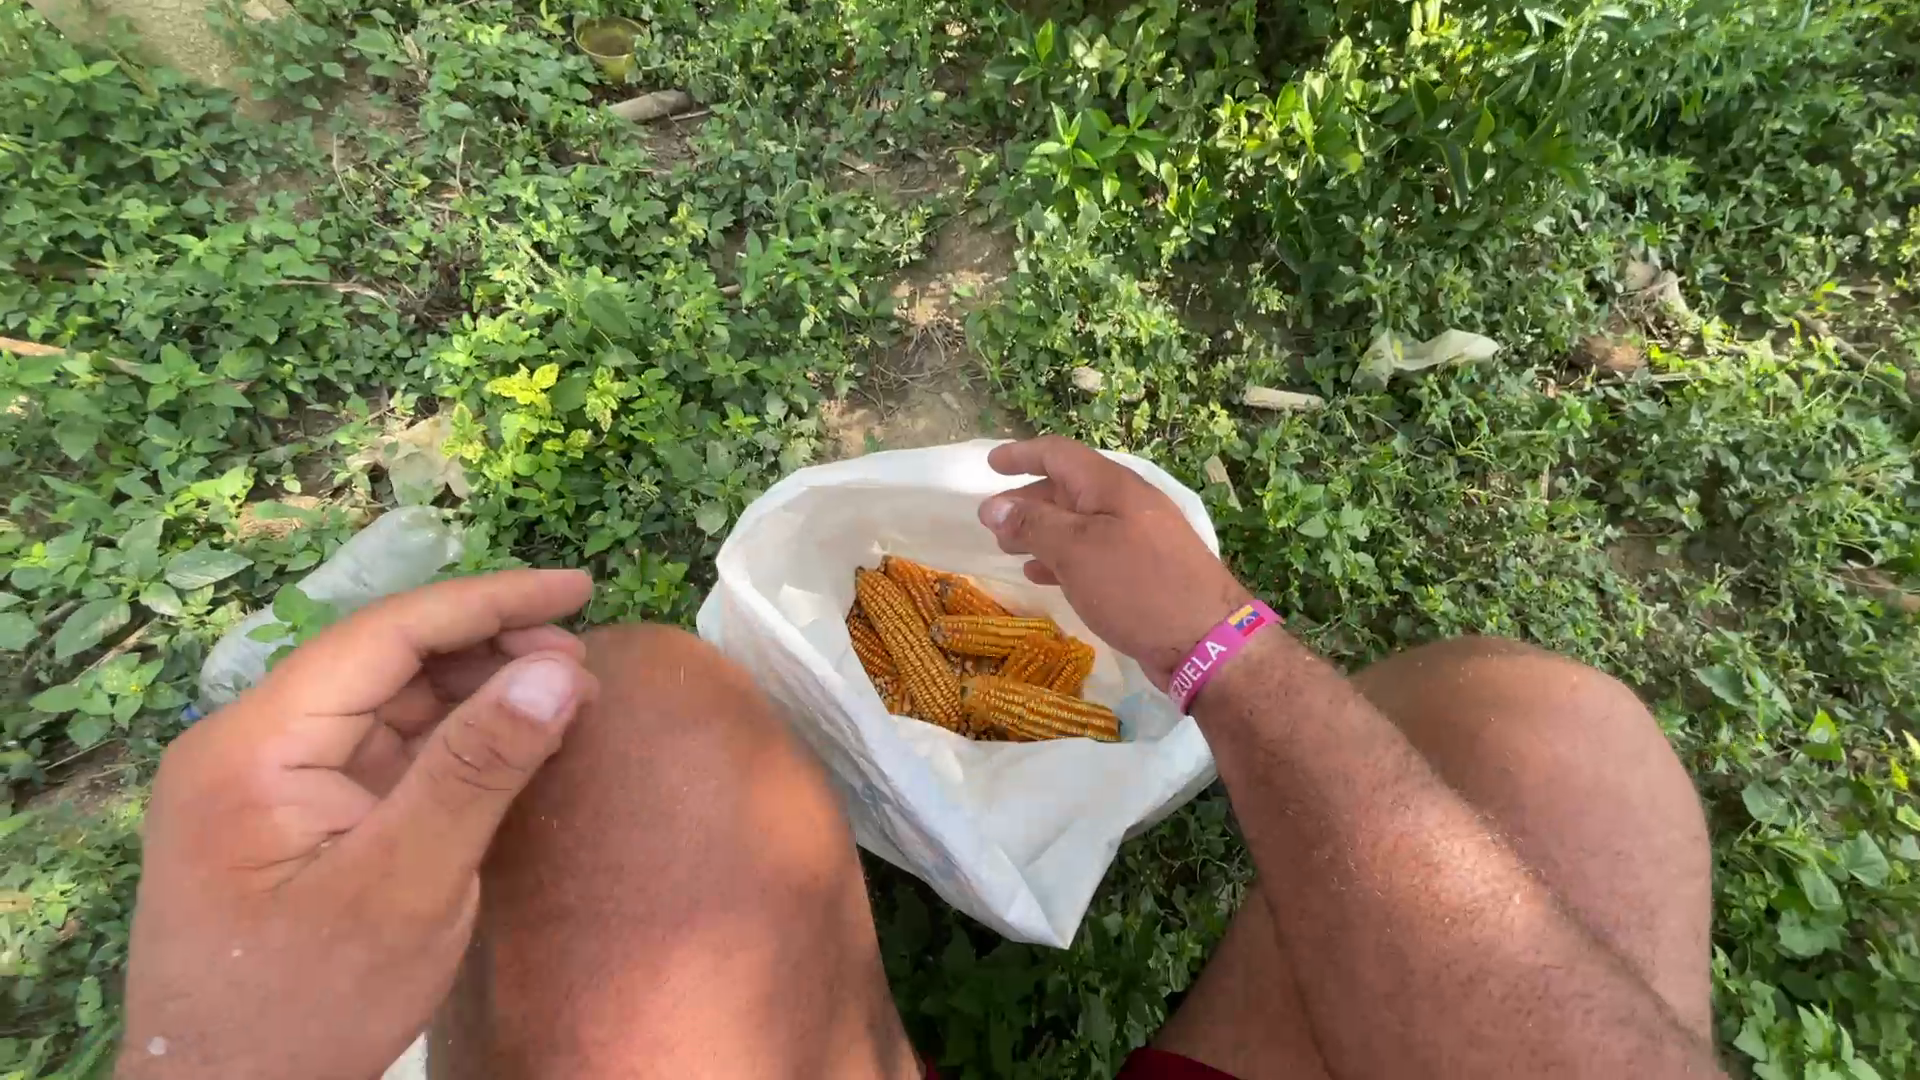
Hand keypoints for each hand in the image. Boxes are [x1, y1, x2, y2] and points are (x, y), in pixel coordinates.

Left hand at [119, 569, 598, 1079]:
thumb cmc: (312, 1002)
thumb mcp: (408, 882)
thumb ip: (479, 766)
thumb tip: (562, 668)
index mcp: (257, 744)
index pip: (389, 634)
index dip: (492, 600)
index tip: (581, 588)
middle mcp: (265, 740)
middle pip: (397, 654)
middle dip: (497, 642)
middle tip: (582, 660)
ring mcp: (292, 772)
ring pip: (408, 690)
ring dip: (492, 681)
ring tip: (569, 691)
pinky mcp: (325, 802)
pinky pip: (410, 736)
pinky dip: (476, 724)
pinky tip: (525, 729)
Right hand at [978, 437, 1251, 687]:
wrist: (1205, 641)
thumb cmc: (1137, 586)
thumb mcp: (1076, 550)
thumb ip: (1033, 524)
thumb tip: (993, 506)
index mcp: (1111, 486)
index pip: (1059, 454)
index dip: (1022, 454)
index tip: (990, 463)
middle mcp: (1124, 505)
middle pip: (1066, 489)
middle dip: (1026, 501)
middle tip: (992, 524)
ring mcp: (1135, 538)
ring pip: (1076, 524)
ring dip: (1040, 532)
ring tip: (1009, 550)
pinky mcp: (1140, 572)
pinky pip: (1091, 553)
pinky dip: (1061, 559)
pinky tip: (1041, 575)